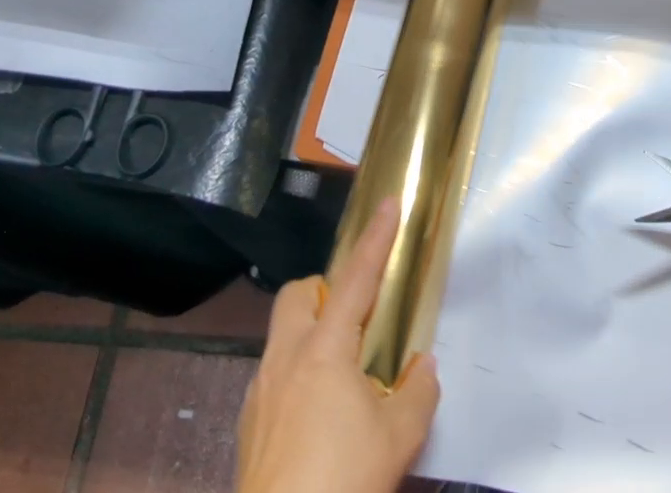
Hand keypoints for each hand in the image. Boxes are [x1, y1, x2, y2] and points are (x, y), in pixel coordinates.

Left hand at [238, 198, 440, 492]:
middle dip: (325, 288)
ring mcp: (260, 390)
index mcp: (326, 351)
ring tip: (345, 373)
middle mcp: (286, 359)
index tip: (388, 205)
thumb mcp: (401, 435)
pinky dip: (300, 373)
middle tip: (357, 315)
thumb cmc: (346, 476)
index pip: (357, 279)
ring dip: (312, 334)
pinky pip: (275, 374)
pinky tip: (321, 415)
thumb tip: (420, 368)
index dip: (375, 239)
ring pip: (282, 335)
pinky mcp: (250, 422)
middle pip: (297, 295)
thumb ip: (417, 391)